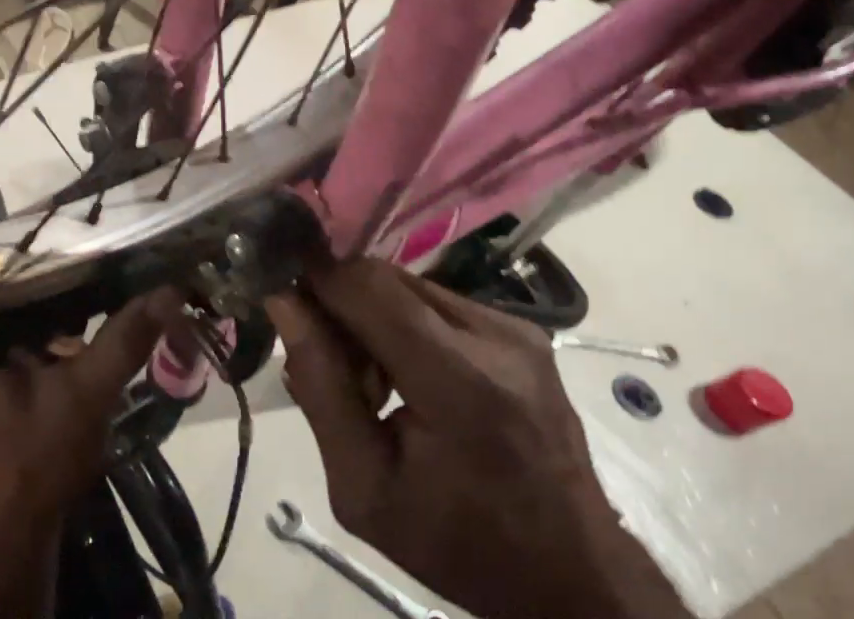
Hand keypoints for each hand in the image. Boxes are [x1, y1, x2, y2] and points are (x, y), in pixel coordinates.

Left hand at [0, 290, 181, 618]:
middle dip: (96, 297)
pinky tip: (118, 350)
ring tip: (140, 304)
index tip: (129, 257)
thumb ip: (126, 339)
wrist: (14, 536)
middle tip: (144, 280)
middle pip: (52, 307)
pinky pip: (61, 363)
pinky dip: (89, 357)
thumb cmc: (41, 454)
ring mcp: (8, 376)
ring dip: (96, 328)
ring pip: (59, 336)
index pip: (41, 280)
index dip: (86, 268)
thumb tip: (170, 289)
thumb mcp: (89, 390)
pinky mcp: (25, 401)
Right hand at [267, 260, 690, 618]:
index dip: (313, 280)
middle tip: (327, 368)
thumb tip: (284, 303)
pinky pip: (437, 303)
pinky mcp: (525, 332)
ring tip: (372, 386)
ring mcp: (518, 330)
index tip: (280, 304)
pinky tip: (409, 381)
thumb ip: (320, 388)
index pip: (365, 284)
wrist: (573, 575)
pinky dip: (404, 326)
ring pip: (408, 286)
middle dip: (339, 308)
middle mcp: (495, 337)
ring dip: (370, 318)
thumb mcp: (362, 488)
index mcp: (459, 380)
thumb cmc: (459, 544)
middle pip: (383, 278)